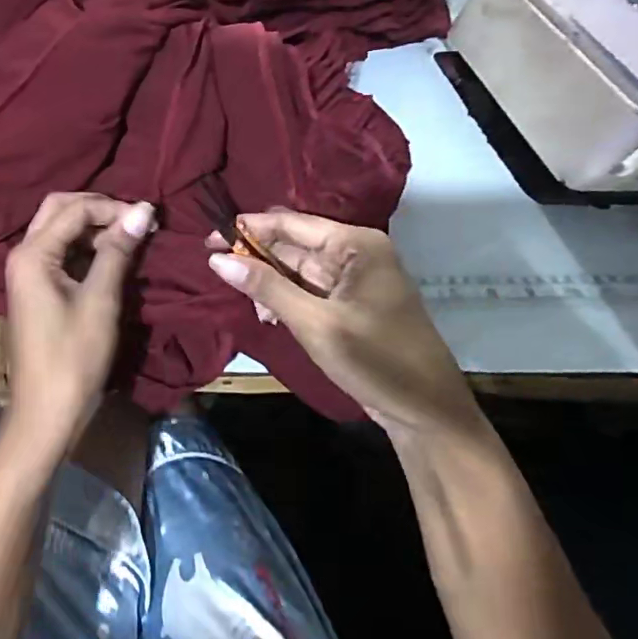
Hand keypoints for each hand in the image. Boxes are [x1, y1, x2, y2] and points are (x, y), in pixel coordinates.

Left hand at [3, 192, 155, 457]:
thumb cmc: (73, 357)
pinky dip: (86, 249)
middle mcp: (23, 254)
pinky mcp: (36, 288)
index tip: (150, 217)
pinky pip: (60, 253)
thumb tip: (142, 209)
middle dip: (98, 209)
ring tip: (132, 237)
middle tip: (136, 220)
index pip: (73, 209)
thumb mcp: (100, 300)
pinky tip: (113, 257)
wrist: (46, 412)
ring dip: (94, 228)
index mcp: (32, 253)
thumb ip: (117, 250)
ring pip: (60, 231)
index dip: (112, 207)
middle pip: (59, 211)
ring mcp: (27, 271)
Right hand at [206, 211, 483, 445]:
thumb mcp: (314, 323)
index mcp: (355, 245)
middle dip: (255, 255)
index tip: (209, 239)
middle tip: (216, 266)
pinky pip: (307, 289)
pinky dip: (285, 298)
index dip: (247, 228)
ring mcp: (354, 279)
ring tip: (246, 301)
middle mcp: (356, 253)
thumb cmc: (375, 361)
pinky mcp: (351, 303)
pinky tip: (267, 315)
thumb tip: (216, 258)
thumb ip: (265, 287)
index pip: (290, 223)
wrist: (428, 415)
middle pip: (292, 243)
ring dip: (268, 281)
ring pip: (296, 267)